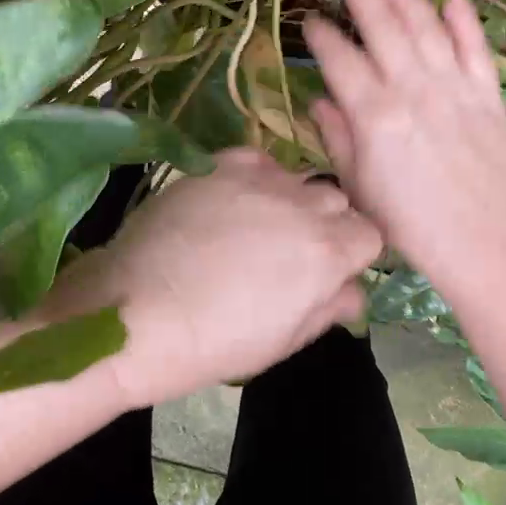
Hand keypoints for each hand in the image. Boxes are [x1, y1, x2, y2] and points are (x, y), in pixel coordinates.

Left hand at [47, 149, 382, 407]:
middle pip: (336, 201)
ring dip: (289, 200)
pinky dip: (254, 178)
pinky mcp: (218, 164)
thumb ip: (329, 309)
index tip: (327, 271)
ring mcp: (258, 179)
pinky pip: (256, 160)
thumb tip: (352, 292)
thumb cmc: (215, 344)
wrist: (137, 313)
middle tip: (288, 253)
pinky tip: (229, 204)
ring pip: (296, 178)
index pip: (368, 235)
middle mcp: (302, 205)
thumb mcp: (283, 341)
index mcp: (328, 253)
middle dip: (324, 224)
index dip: (350, 254)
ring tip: (255, 227)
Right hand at [303, 0, 505, 291]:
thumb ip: (337, 139)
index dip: (322, 37)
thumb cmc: (409, 224)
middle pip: (383, 30)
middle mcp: (413, 91)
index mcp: (374, 116)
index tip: (311, 19)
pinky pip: (476, 48)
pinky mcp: (488, 96)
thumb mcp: (358, 186)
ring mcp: (454, 89)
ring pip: (426, 29)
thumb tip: (319, 102)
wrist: (483, 245)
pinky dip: (465, 20)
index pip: (340, 61)